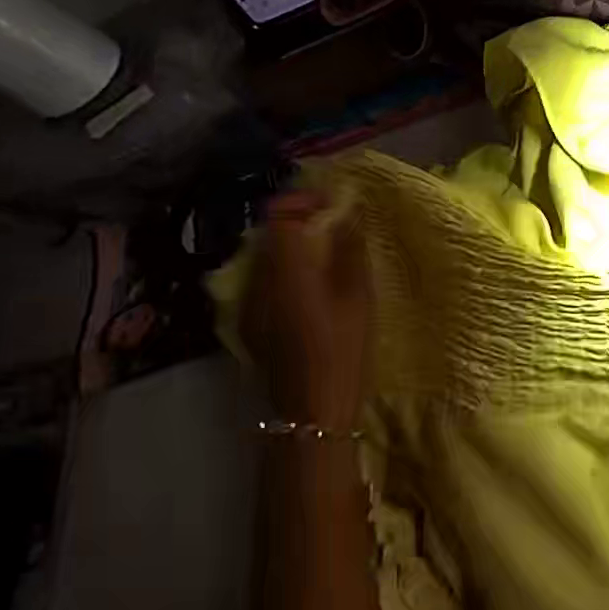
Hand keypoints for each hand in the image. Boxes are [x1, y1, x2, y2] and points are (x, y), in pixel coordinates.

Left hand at [239, 190, 369, 430]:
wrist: (311, 408)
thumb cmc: (342, 349)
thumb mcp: (358, 296)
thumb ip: (350, 250)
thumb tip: (348, 214)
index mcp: (285, 269)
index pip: (280, 216)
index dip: (303, 201)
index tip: (332, 203)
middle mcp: (258, 280)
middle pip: (270, 235)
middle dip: (299, 222)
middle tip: (333, 225)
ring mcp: (250, 303)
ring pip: (266, 258)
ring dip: (292, 247)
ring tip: (325, 254)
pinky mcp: (252, 323)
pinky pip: (265, 281)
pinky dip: (285, 270)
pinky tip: (309, 287)